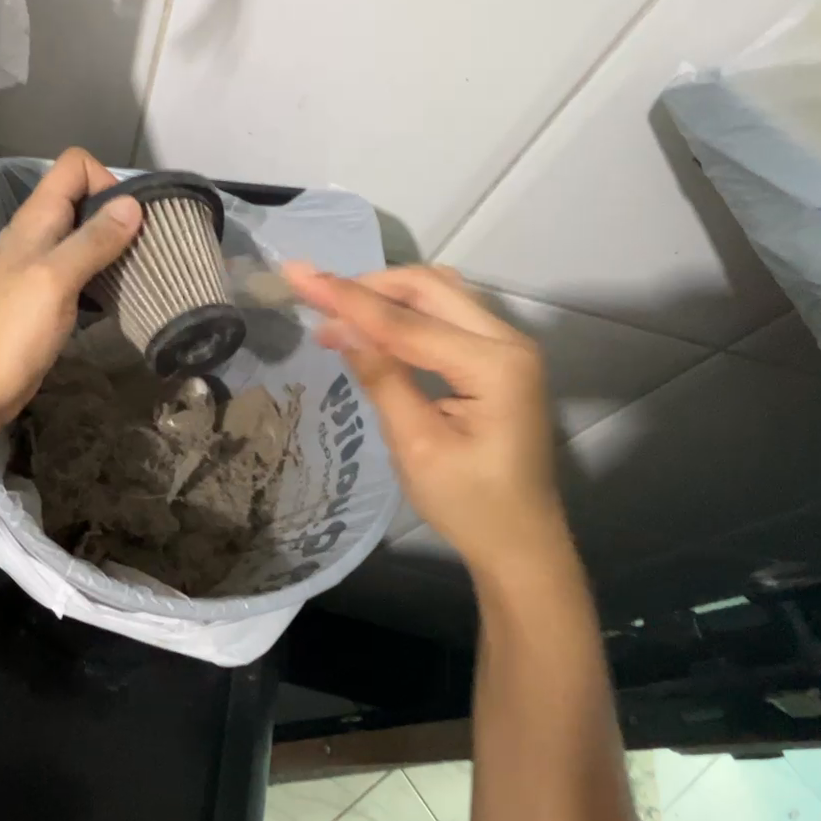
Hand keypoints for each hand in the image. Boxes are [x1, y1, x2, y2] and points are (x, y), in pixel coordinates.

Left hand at [0, 148, 141, 428]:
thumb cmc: (12, 332)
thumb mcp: (56, 280)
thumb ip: (93, 241)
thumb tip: (132, 204)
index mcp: (35, 220)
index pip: (73, 166)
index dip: (105, 180)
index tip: (130, 220)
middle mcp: (36, 236)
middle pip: (82, 201)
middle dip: (118, 217)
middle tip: (147, 250)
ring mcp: (38, 269)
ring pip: (83, 240)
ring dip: (114, 250)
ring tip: (139, 275)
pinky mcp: (44, 301)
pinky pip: (80, 275)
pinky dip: (101, 280)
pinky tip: (115, 302)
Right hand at [284, 263, 571, 574]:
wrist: (520, 542)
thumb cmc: (469, 504)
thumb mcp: (416, 445)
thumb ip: (381, 378)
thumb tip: (338, 329)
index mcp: (494, 365)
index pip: (405, 321)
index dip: (348, 299)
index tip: (299, 278)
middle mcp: (507, 341)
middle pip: (427, 288)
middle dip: (365, 285)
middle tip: (311, 289)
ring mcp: (506, 346)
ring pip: (437, 294)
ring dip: (383, 293)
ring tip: (333, 304)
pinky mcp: (496, 358)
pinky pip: (444, 314)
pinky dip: (402, 312)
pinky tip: (368, 324)